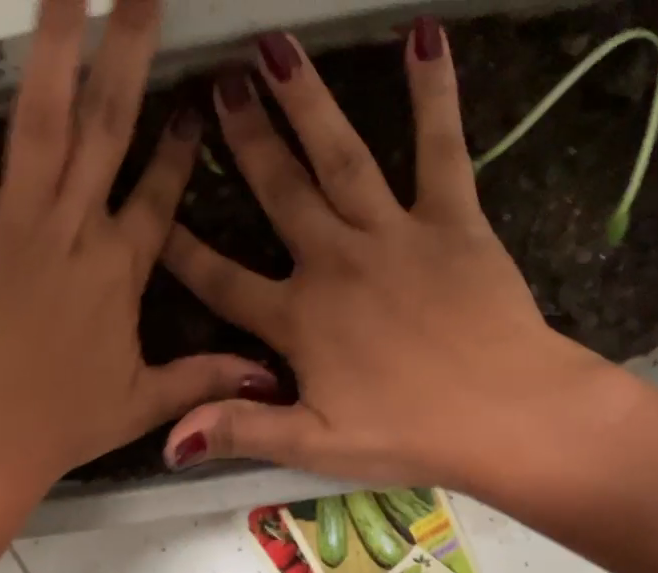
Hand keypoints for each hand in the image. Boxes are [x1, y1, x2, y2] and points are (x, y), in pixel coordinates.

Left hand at [0, 0, 275, 489]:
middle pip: (110, 126)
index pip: (159, 197)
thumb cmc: (56, 427)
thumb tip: (267, 375)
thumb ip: (202, 381)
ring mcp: (18, 220)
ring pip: (45, 115)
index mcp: (122, 272)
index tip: (194, 100)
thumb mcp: (140, 405)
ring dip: (58, 37)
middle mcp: (78, 230)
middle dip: (131, 47)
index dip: (178, 149)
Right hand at [159, 20, 616, 491]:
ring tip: (276, 47)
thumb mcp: (314, 446)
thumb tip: (167, 442)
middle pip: (279, 193)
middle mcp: (335, 262)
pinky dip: (433, 92)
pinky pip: (441, 147)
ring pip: (340, 156)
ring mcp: (394, 234)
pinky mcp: (452, 221)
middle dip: (246, 139)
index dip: (179, 248)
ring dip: (307, 100)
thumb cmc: (409, 435)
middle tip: (218, 85)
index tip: (148, 209)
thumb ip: (240, 431)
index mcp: (297, 319)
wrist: (509, 414)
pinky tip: (424, 34)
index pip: (220, 281)